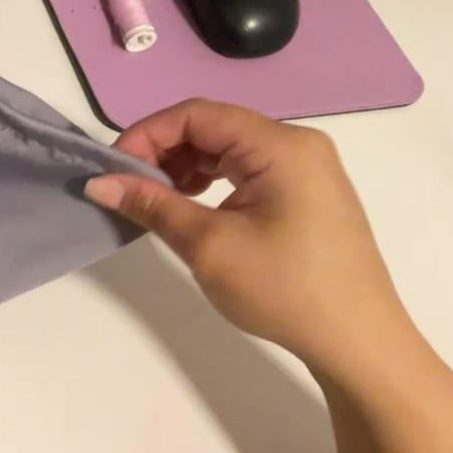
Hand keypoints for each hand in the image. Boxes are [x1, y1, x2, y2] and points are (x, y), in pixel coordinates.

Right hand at [84, 99, 412, 370]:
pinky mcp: (300, 192)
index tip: (113, 171)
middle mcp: (295, 145)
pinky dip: (205, 180)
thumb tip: (97, 183)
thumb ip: (151, 205)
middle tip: (126, 189)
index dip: (147, 134)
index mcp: (280, 146)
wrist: (355, 338)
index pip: (197, 114)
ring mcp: (302, 168)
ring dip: (180, 166)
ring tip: (153, 202)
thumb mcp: (207, 244)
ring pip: (223, 148)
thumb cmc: (283, 288)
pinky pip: (241, 169)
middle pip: (211, 126)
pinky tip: (187, 207)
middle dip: (161, 151)